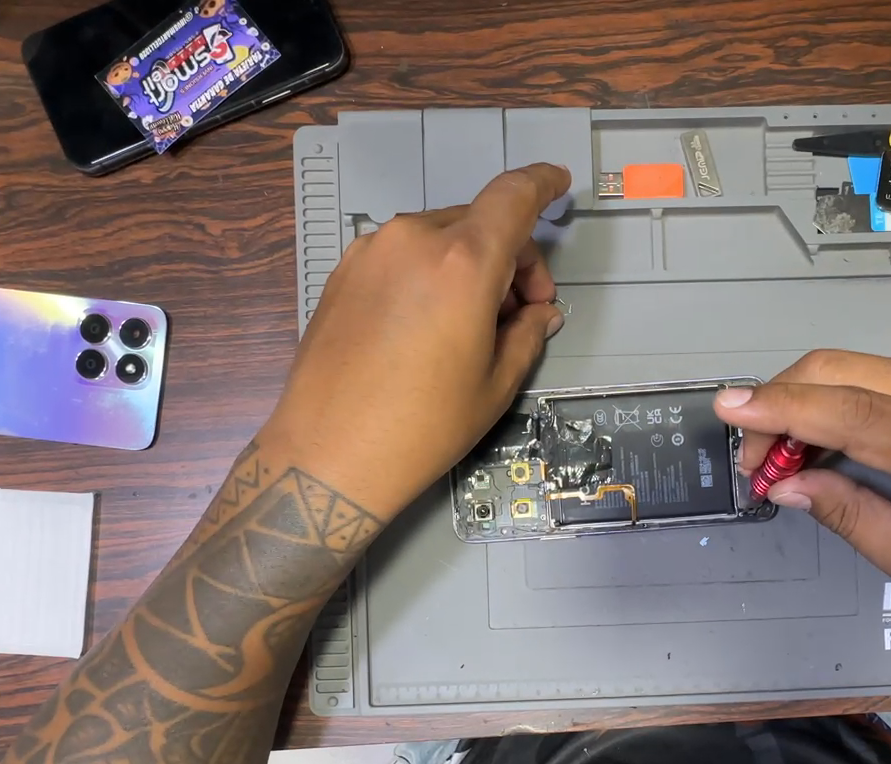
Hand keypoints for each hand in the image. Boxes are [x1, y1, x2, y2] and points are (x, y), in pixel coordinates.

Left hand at [269, 164, 570, 516]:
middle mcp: (414, 239)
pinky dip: (431, 272)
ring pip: (440, 237)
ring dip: (469, 266)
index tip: (559, 185)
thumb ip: (527, 334)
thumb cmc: (425, 426)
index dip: (542, 184)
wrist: (331, 452)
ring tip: (470, 326)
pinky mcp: (344, 271)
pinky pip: (404, 254)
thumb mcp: (495, 385)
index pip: (512, 197)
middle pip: (479, 222)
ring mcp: (371, 251)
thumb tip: (540, 313)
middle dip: (511, 259)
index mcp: (462, 263)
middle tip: (520, 314)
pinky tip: (429, 324)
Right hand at [713, 350, 890, 586]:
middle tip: (757, 460)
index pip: (844, 410)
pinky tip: (822, 435)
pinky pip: (868, 369)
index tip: (728, 409)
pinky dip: (829, 395)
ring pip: (846, 364)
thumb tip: (786, 485)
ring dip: (798, 400)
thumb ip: (847, 517)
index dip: (778, 407)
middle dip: (776, 404)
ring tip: (785, 454)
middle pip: (834, 370)